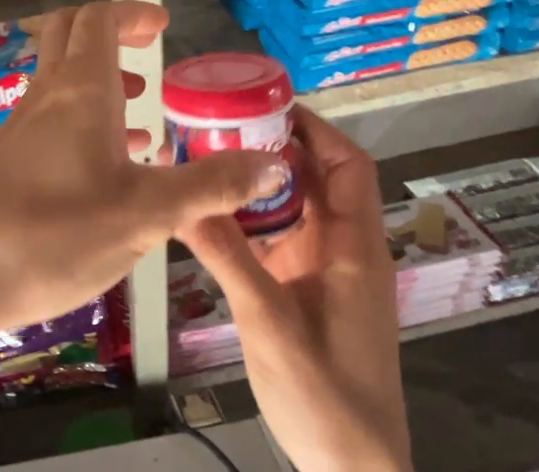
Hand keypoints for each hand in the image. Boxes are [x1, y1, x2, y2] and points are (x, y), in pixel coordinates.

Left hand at [0, 1, 290, 346]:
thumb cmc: (53, 234)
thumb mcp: (146, 214)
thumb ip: (209, 186)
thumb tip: (271, 163)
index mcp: (79, 91)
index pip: (99, 20)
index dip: (132, 13)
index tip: (163, 26)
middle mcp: (47, 96)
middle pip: (71, 35)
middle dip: (111, 33)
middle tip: (151, 51)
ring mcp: (23, 126)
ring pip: (63, 80)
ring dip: (103, 81)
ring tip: (147, 112)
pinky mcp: (13, 159)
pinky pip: (55, 120)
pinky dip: (89, 122)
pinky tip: (115, 168)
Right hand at [179, 111, 411, 471]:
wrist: (353, 468)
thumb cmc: (325, 396)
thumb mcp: (268, 322)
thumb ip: (228, 257)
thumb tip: (183, 199)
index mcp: (355, 248)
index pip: (348, 165)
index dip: (313, 127)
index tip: (264, 102)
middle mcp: (347, 250)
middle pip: (320, 178)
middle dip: (274, 146)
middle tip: (218, 123)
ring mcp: (330, 273)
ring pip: (299, 207)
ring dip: (261, 181)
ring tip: (209, 157)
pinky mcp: (311, 293)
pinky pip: (284, 238)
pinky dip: (255, 218)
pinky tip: (214, 216)